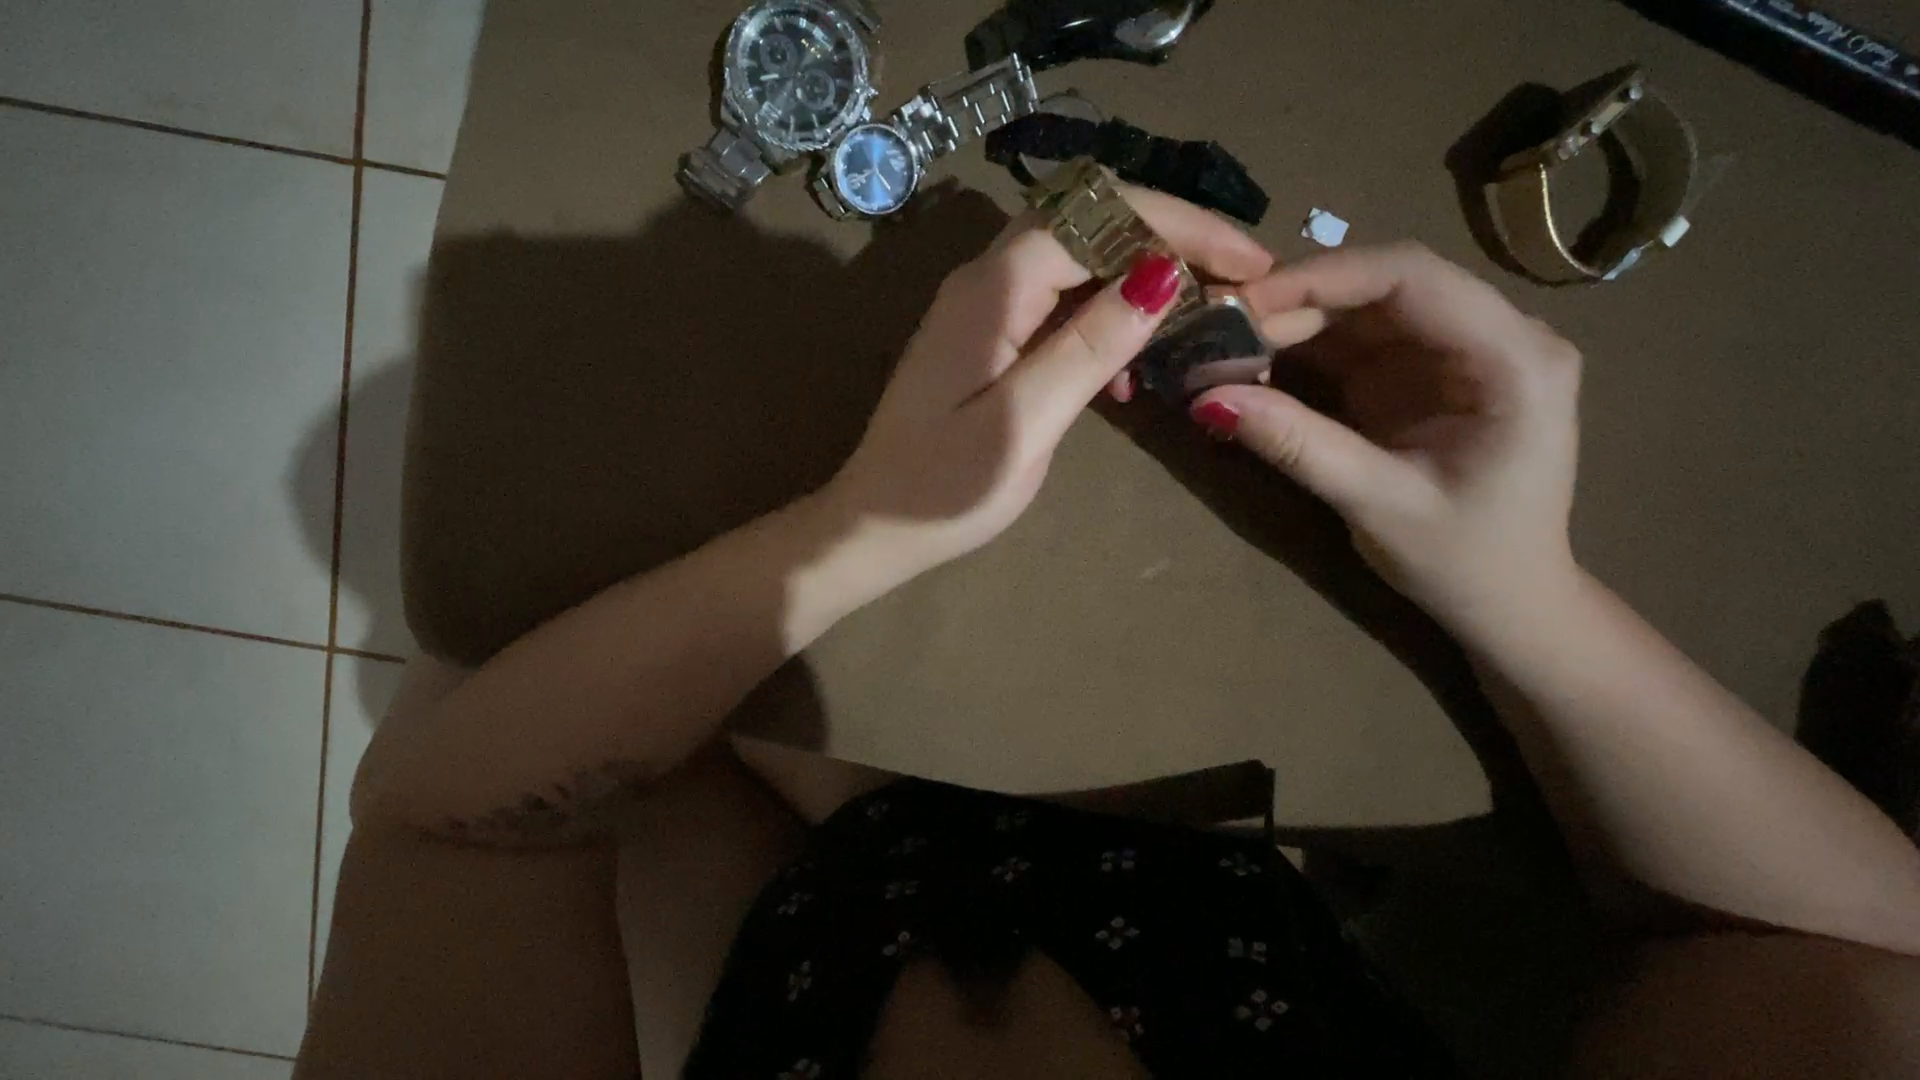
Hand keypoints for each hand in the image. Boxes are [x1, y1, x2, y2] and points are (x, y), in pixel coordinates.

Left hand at [822, 189, 1272, 586]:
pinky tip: (1131, 371)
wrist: (876, 524)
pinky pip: (1059, 303)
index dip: (1180, 226)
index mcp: (993, 290)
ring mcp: (985, 308)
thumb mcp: (1024, 423)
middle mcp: (987, 280)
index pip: (1099, 216)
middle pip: (1090, 222)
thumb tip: (1162, 274)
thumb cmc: (943, 488)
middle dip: (1170, 237)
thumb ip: (1090, 346)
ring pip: (1078, 260)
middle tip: (1237, 277)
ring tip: (1201, 317)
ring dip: (1143, 277)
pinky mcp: (990, 338)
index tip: (1249, 259)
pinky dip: (1107, 318)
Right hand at [1190, 243, 1582, 634]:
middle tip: (1219, 334)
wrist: (1503, 599)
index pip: (1412, 279)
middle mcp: (1490, 335)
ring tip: (1224, 349)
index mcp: (1513, 358)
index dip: (1323, 278)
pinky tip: (1252, 367)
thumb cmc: (1464, 559)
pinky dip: (1298, 352)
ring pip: (1359, 310)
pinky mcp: (1415, 374)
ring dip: (1291, 325)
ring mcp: (1449, 352)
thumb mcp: (1378, 504)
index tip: (1243, 302)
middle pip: (1382, 286)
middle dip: (1297, 304)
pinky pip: (1351, 344)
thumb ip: (1298, 445)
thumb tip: (1206, 399)